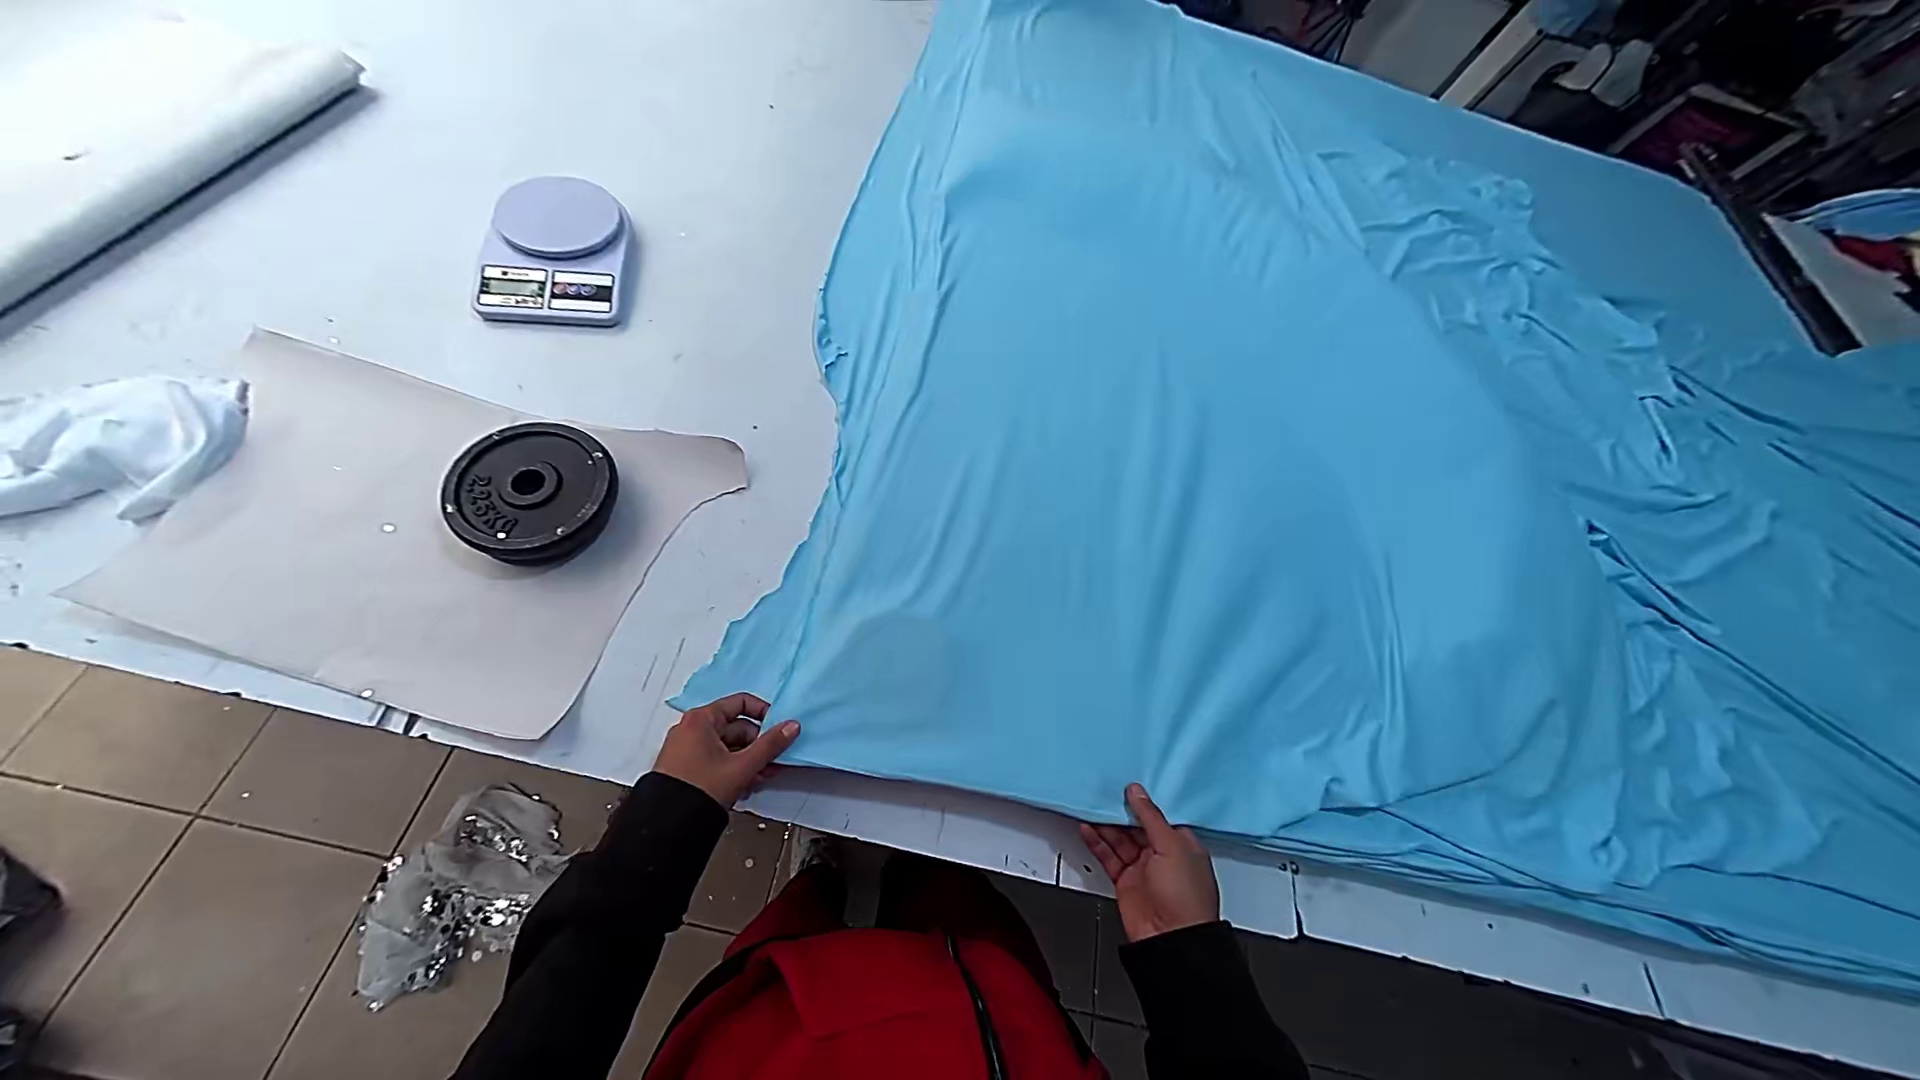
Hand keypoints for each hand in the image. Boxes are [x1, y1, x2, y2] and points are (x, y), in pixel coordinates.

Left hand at [654, 693, 799, 807]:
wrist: (666, 826)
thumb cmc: (700, 788)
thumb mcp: (742, 765)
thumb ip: (771, 744)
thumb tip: (791, 727)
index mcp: (701, 719)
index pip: (740, 703)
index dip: (764, 713)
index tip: (778, 728)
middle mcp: (691, 729)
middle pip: (736, 727)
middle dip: (758, 745)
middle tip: (773, 759)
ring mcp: (686, 749)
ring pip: (728, 746)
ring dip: (748, 759)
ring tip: (761, 776)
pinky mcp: (685, 768)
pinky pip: (716, 760)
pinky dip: (733, 768)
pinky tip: (745, 784)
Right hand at [1080, 783, 1219, 942]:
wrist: (1171, 942)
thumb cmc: (1185, 896)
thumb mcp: (1171, 846)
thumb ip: (1150, 816)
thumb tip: (1137, 792)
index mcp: (1181, 845)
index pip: (1159, 816)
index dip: (1143, 801)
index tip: (1126, 785)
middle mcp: (1162, 855)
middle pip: (1136, 826)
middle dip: (1120, 811)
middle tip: (1103, 793)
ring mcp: (1143, 869)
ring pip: (1119, 840)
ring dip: (1105, 825)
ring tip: (1090, 807)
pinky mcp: (1125, 882)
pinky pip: (1108, 857)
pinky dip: (1096, 843)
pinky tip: (1087, 830)